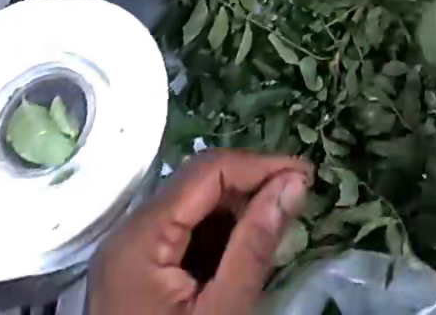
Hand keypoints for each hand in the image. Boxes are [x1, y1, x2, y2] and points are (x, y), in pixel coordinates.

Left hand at [86, 151, 310, 314]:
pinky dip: (219, 231)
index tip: (307, 175)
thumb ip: (255, 244)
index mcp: (141, 238)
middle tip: (297, 195)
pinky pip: (184, 230)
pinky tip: (246, 247)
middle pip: (198, 181)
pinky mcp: (138, 270)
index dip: (260, 164)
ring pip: (194, 202)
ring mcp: (130, 251)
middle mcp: (129, 232)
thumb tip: (295, 181)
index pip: (208, 171)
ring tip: (278, 221)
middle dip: (251, 183)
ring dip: (238, 206)